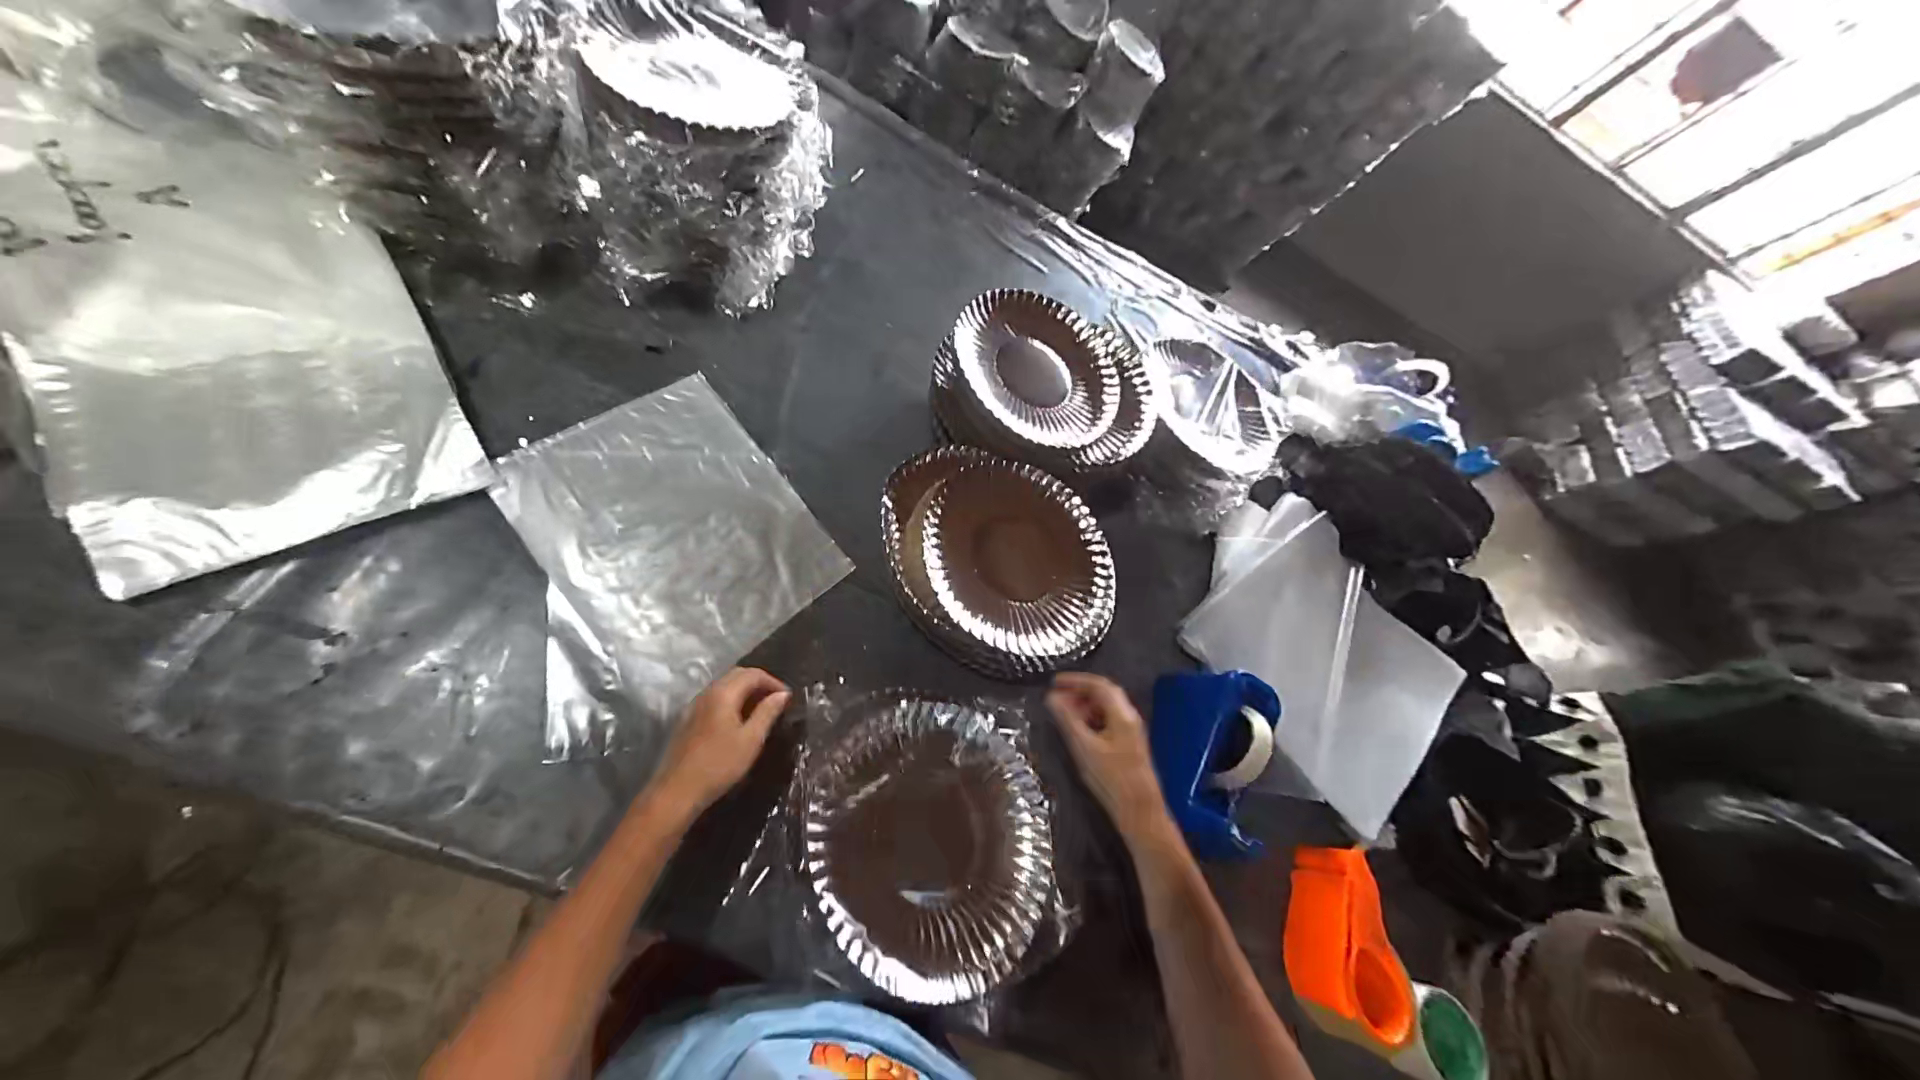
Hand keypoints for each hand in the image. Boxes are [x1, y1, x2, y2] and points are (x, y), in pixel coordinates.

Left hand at [651, 667, 790, 815]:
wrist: (677, 791)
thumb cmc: (719, 765)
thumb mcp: (751, 740)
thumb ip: (767, 712)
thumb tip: (782, 694)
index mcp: (723, 694)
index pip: (753, 674)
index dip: (773, 681)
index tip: (787, 697)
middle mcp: (707, 693)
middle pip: (736, 674)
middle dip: (759, 682)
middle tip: (776, 700)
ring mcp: (694, 705)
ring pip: (724, 685)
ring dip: (745, 690)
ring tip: (761, 709)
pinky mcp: (688, 719)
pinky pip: (714, 698)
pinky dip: (731, 700)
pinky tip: (738, 719)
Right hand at [1046, 672, 1169, 841]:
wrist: (1141, 812)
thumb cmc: (1112, 780)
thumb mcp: (1084, 748)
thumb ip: (1067, 720)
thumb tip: (1052, 697)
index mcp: (1122, 715)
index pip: (1099, 685)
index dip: (1075, 680)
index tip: (1054, 682)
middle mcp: (1130, 718)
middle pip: (1104, 694)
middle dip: (1079, 692)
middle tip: (1057, 697)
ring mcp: (1131, 732)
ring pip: (1107, 708)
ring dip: (1085, 705)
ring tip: (1064, 713)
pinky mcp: (1129, 745)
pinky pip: (1109, 721)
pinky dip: (1092, 718)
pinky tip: (1079, 730)